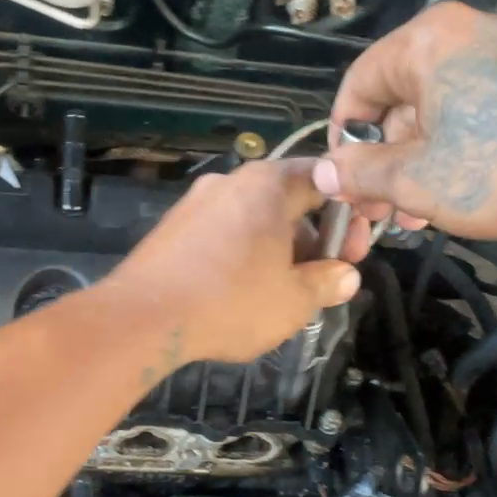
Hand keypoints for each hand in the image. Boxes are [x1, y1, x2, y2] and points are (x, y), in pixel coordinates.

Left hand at [105, 159, 364, 363]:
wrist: (142, 318)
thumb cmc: (230, 302)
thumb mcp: (294, 301)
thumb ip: (327, 283)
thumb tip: (346, 276)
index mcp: (268, 185)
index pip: (324, 178)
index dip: (349, 213)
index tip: (353, 252)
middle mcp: (230, 182)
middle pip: (287, 200)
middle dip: (313, 238)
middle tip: (321, 279)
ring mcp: (195, 204)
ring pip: (253, 220)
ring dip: (277, 251)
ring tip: (280, 294)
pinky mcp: (171, 230)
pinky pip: (221, 235)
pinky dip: (241, 256)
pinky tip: (238, 294)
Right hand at [314, 1, 496, 237]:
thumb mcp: (419, 181)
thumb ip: (362, 174)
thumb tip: (326, 168)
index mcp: (428, 42)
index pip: (356, 86)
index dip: (343, 142)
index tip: (350, 186)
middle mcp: (474, 29)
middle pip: (406, 97)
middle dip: (392, 159)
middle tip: (394, 211)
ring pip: (454, 106)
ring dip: (432, 159)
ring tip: (437, 210)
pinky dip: (479, 144)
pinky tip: (492, 185)